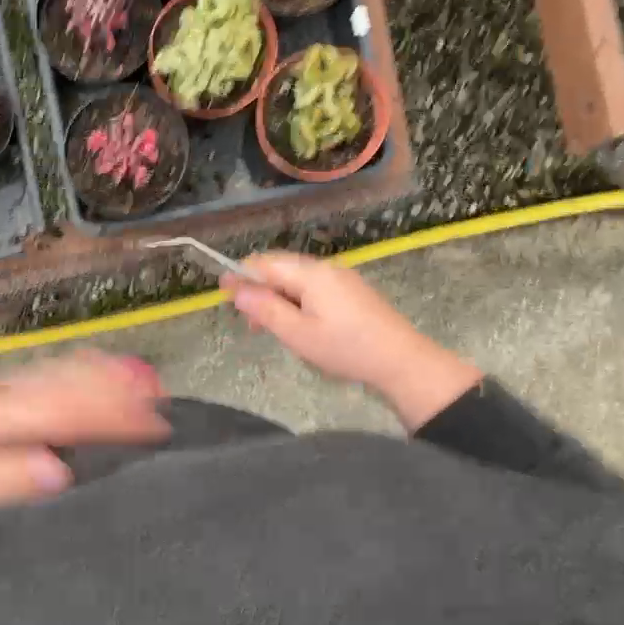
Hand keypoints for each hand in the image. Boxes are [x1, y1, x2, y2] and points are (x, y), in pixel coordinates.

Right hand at [220, 252, 481, 430]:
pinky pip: (313, 289)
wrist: (402, 361)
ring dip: (277, 298)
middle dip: (259, 289)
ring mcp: (342, 279)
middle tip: (247, 321)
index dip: (240, 275)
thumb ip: (265, 309)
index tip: (221, 291)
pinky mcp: (352, 292)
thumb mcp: (298, 334)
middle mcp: (326, 268)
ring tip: (268, 328)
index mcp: (311, 274)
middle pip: (281, 269)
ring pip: (296, 280)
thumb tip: (237, 290)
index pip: (265, 263)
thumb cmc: (345, 348)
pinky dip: (296, 301)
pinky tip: (295, 325)